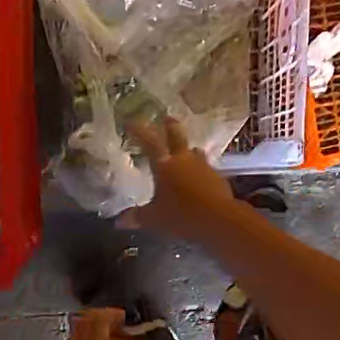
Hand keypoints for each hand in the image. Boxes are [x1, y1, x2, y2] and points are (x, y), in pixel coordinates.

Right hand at [120, 117, 238, 238]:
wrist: (219, 219)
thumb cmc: (182, 215)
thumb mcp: (155, 218)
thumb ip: (138, 216)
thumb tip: (120, 221)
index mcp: (164, 165)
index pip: (148, 142)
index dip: (138, 130)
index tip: (129, 121)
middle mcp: (184, 159)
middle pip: (177, 135)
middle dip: (170, 126)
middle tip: (166, 118)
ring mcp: (203, 166)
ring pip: (195, 151)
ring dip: (188, 149)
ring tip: (185, 151)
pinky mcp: (218, 177)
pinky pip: (206, 168)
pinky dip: (199, 170)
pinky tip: (198, 178)